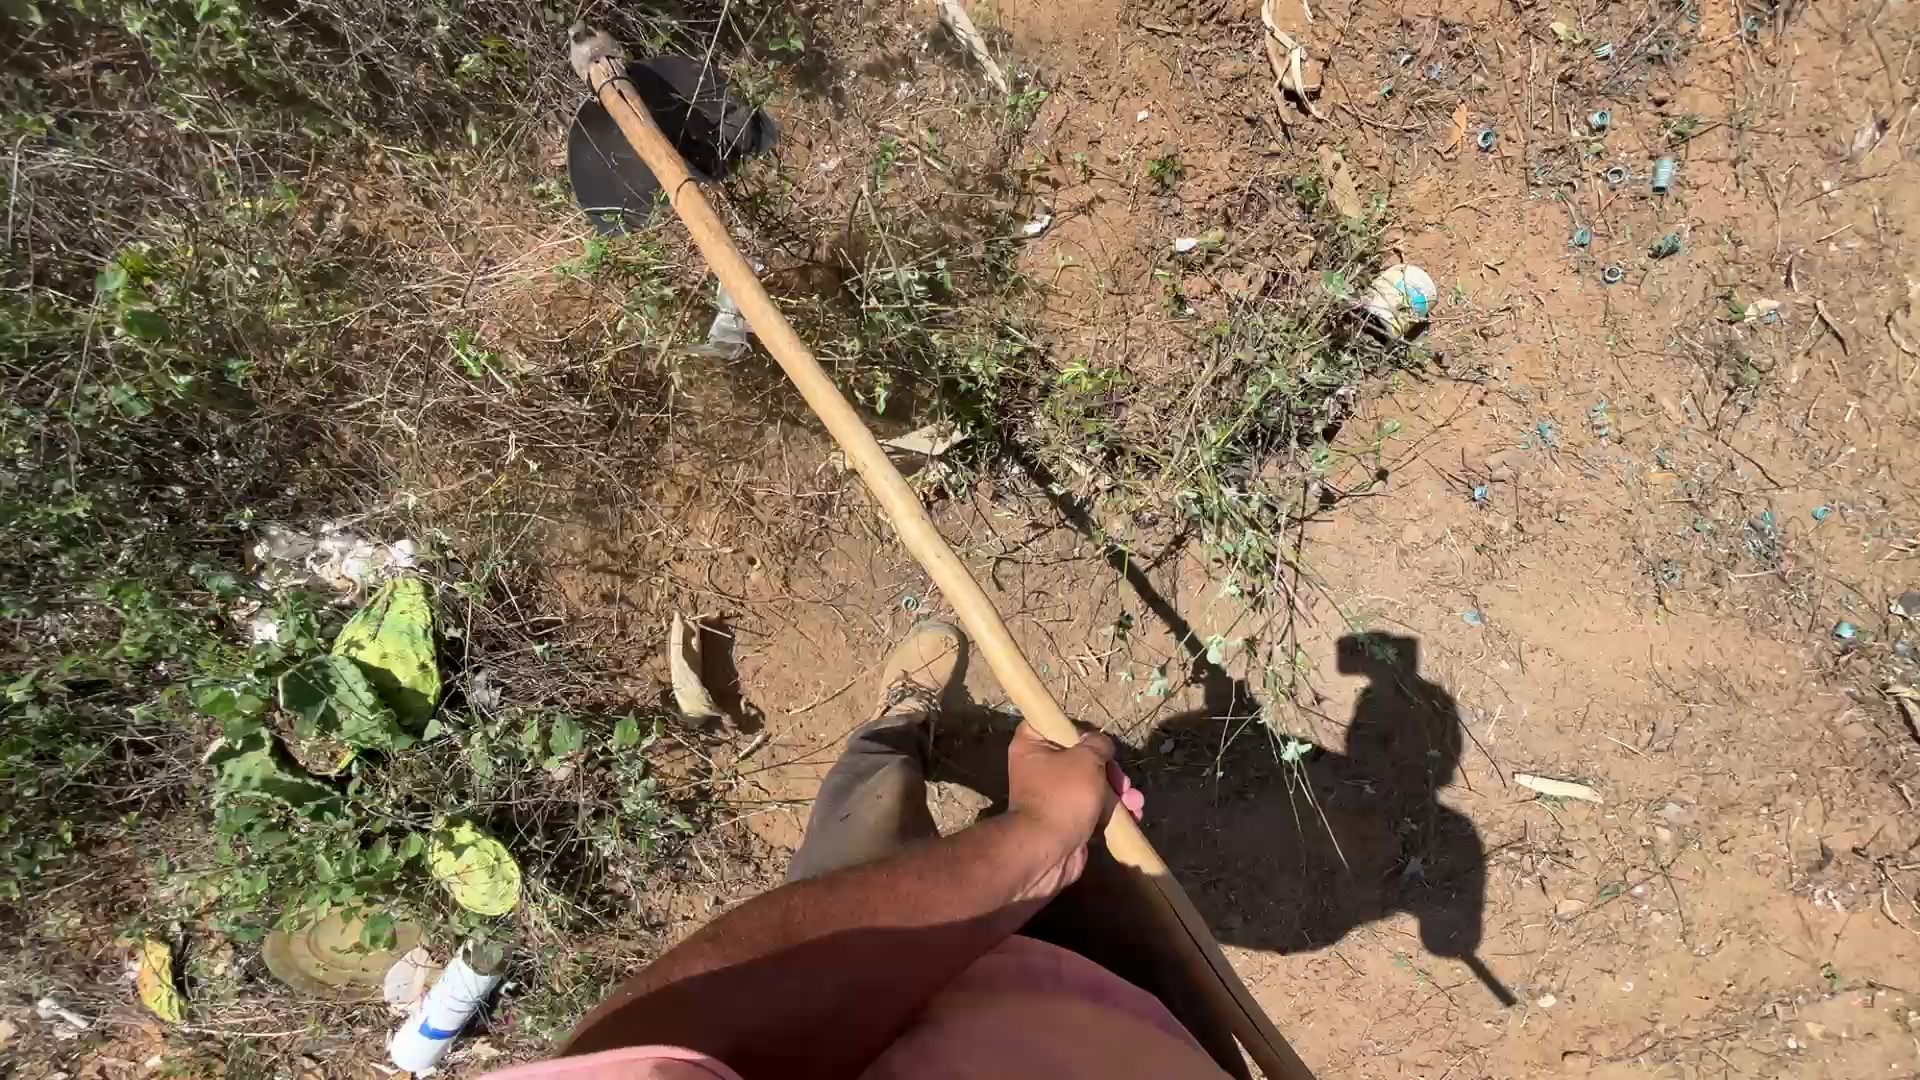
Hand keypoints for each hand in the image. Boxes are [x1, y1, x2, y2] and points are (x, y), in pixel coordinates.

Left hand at [1000, 721, 1121, 898]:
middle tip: (1121, 781)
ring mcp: (1053, 793)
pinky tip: (1133, 815)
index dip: (1080, 730)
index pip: (1054, 724)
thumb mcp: (1086, 759)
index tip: (1099, 740)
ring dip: (1117, 791)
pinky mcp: (1067, 817)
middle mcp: (1039, 766)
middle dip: (1109, 769)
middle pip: (1080, 756)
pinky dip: (1112, 809)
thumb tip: (1099, 743)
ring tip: (1135, 802)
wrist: (1048, 851)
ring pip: (1091, 782)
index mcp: (1032, 744)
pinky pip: (1093, 805)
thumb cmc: (1062, 796)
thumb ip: (1097, 744)